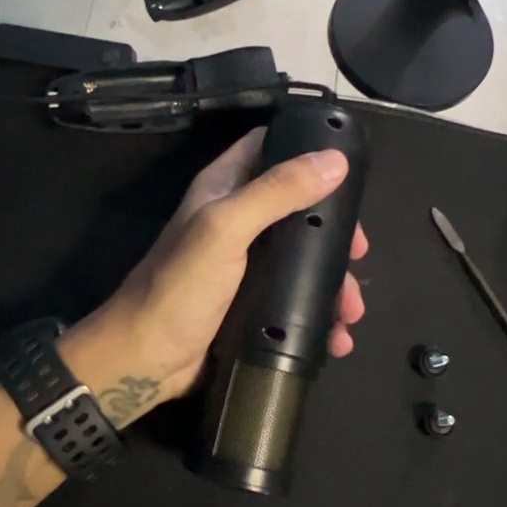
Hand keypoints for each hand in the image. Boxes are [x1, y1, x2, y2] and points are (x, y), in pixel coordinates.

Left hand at [59, 128, 368, 426]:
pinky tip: (338, 336)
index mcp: (223, 189)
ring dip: (332, 281)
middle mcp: (236, 220)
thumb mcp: (226, 229)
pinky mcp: (251, 303)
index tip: (347, 164)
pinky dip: (319, 314)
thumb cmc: (180, 287)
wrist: (146, 360)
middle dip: (334, 229)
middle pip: (297, 207)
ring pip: (302, 258)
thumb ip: (276, 192)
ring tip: (352, 311)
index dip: (306, 148)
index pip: (268, 147)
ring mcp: (244, 265)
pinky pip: (295, 299)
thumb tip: (335, 161)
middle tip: (360, 252)